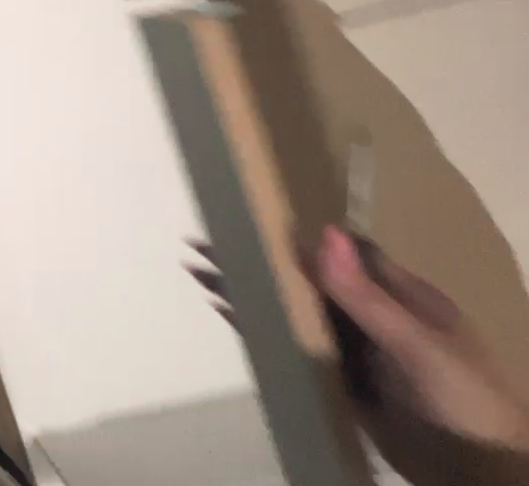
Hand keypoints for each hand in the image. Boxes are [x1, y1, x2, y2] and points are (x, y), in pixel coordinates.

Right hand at [191, 228, 528, 485]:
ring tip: (197, 271)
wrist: (477, 480)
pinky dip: (255, 323)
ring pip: (290, 307)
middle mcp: (374, 316)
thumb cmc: (462, 402)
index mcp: (402, 298)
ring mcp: (354, 347)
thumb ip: (366, 295)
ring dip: (247, 288)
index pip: (340, 253)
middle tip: (201, 243)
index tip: (250, 215)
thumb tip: (323, 231)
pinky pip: (287, 340)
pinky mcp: (335, 374)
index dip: (296, 234)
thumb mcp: (418, 347)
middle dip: (254, 259)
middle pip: (303, 278)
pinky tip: (224, 310)